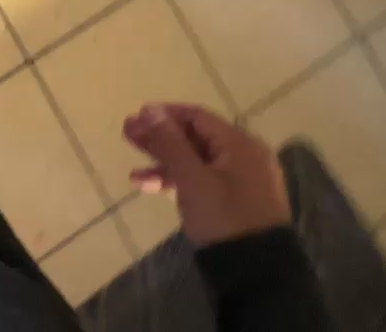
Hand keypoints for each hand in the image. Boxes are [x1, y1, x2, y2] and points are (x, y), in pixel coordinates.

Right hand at [122, 103, 290, 246]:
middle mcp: (244, 157)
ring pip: (195, 162)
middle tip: (128, 135)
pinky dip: (177, 181)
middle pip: (194, 138)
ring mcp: (241, 182)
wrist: (257, 276)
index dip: (164, 114)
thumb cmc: (224, 217)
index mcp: (240, 144)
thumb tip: (150, 109)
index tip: (136, 117)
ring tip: (133, 170)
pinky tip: (148, 187)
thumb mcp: (192, 178)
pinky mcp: (235, 203)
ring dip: (163, 162)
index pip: (196, 116)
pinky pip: (202, 182)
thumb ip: (169, 142)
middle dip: (159, 138)